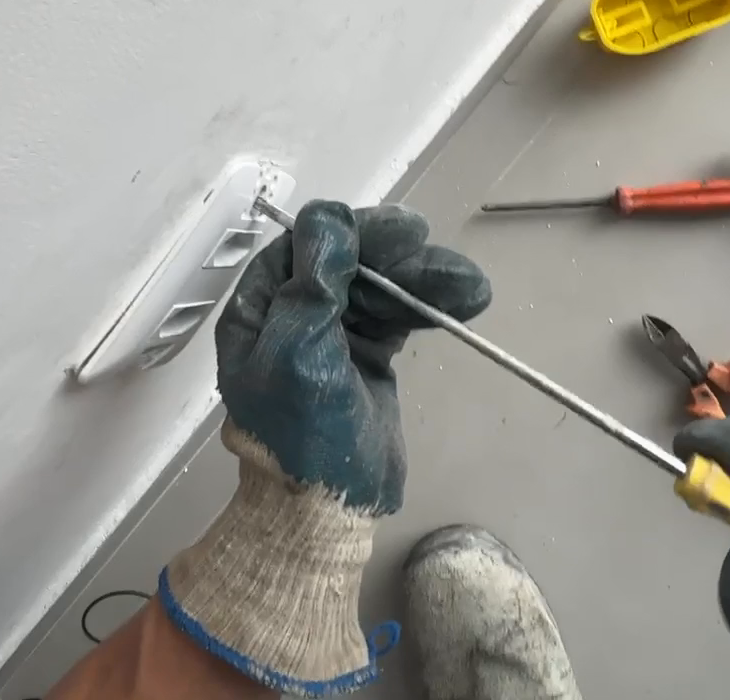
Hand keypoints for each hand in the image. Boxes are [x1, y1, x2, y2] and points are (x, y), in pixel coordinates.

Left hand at [214, 199, 490, 512]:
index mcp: (260, 311)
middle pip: (344, 262)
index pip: (301, 249)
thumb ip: (312, 285)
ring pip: (376, 286)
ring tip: (469, 282)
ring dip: (420, 279)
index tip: (392, 232)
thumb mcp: (299, 355)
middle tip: (428, 244)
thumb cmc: (302, 436)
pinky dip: (425, 304)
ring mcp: (331, 333)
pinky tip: (463, 297)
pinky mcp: (366, 352)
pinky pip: (395, 314)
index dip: (346, 233)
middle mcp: (292, 314)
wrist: (326, 513)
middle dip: (390, 255)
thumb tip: (329, 217)